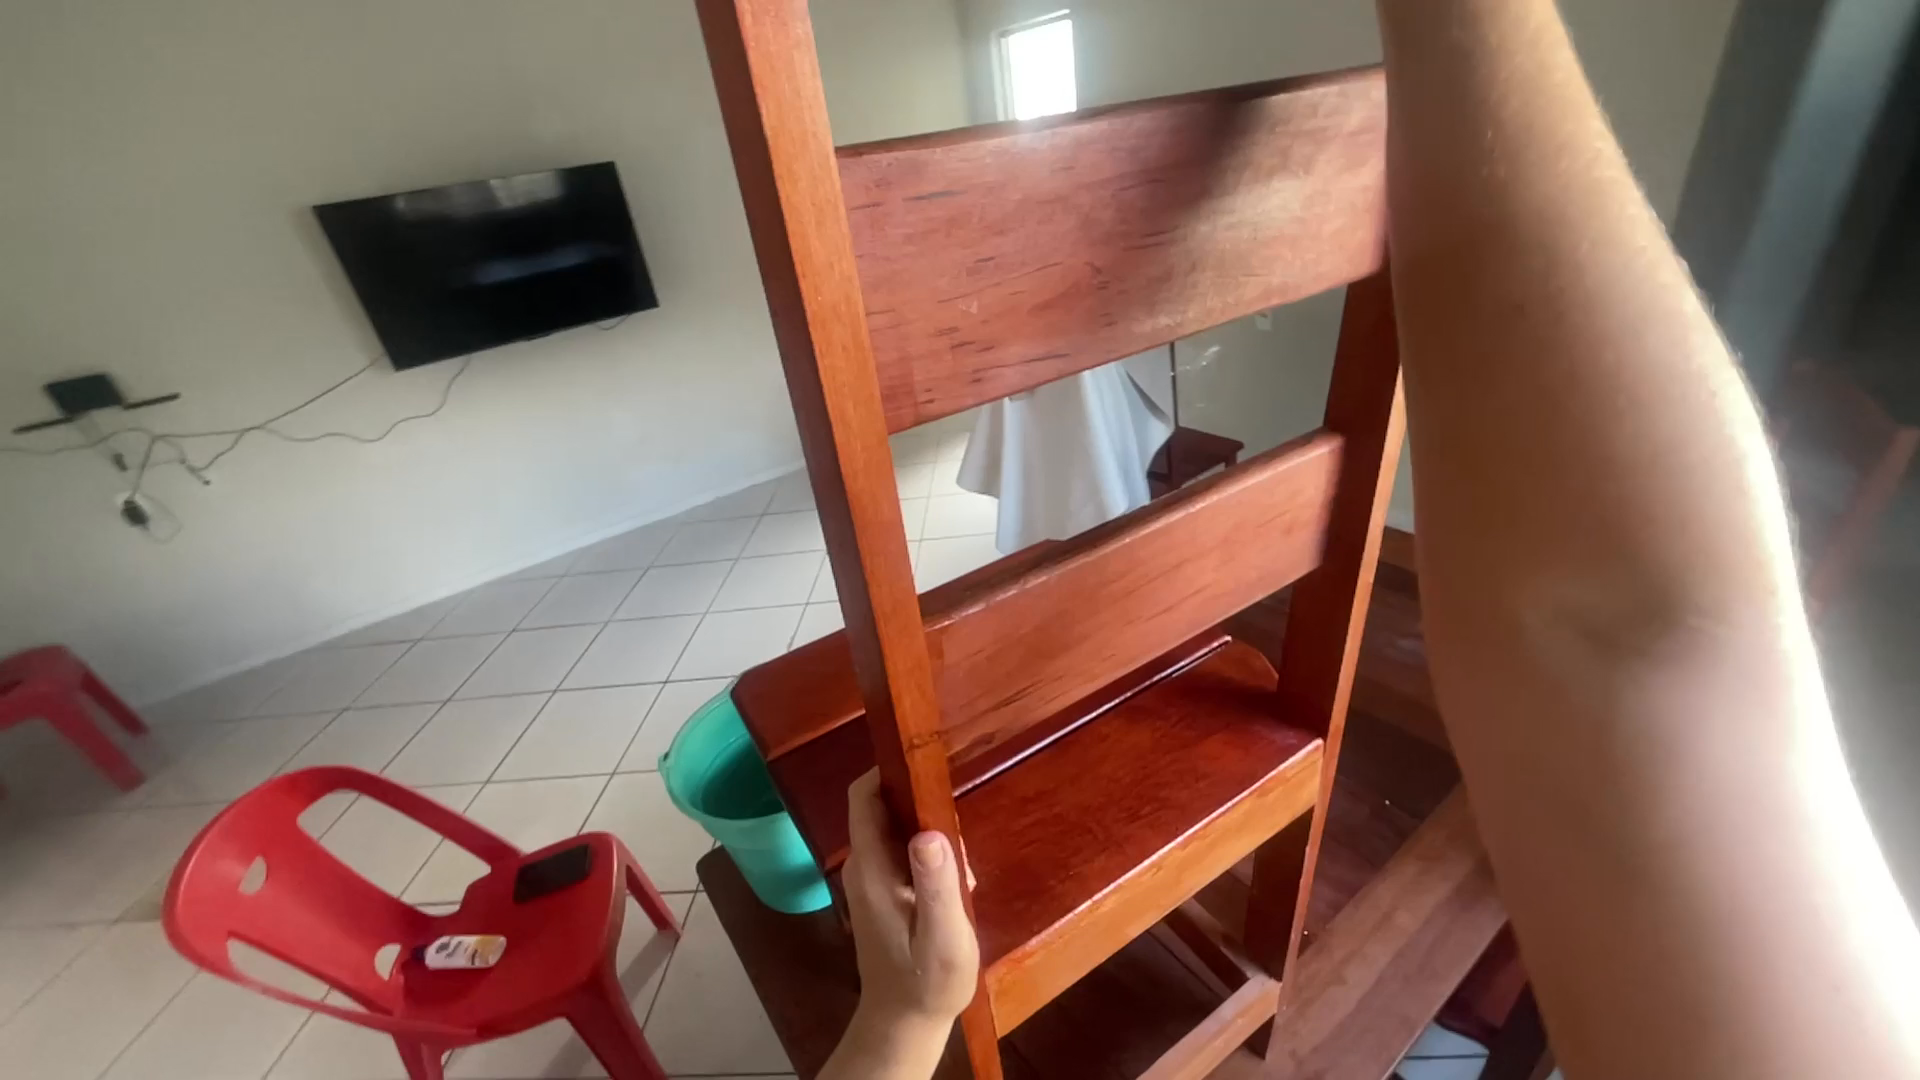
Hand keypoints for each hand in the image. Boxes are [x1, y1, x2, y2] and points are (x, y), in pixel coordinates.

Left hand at [842, 770, 979, 1027]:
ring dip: (931, 836)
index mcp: (872, 868)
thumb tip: (930, 830)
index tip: (925, 764)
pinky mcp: (880, 889)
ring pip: (896, 828)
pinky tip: (953, 888)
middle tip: (959, 843)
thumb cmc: (927, 983)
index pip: (864, 797)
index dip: (888, 770)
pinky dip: (928, 855)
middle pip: (883, 807)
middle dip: (923, 808)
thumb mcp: (944, 937)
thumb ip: (937, 884)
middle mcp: (863, 865)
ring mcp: (869, 877)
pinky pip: (901, 850)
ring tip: (961, 876)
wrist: (903, 1024)